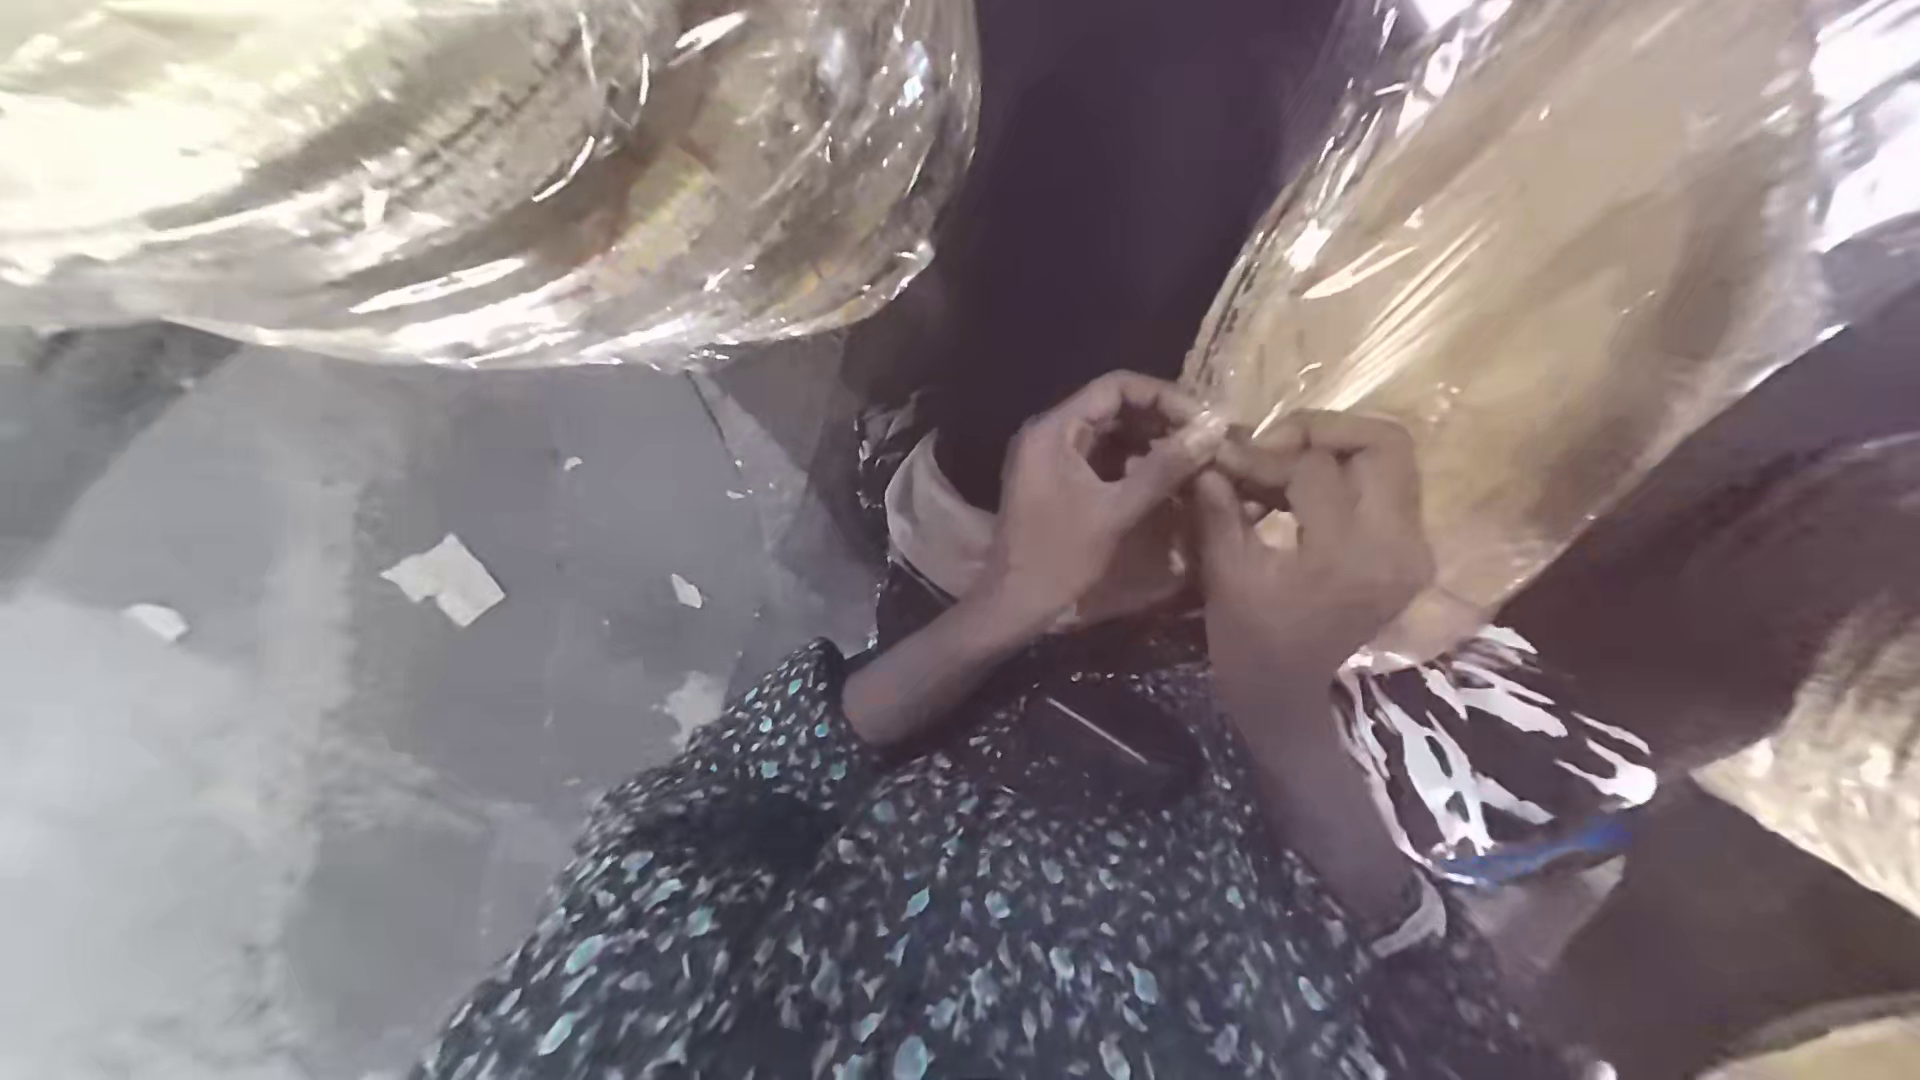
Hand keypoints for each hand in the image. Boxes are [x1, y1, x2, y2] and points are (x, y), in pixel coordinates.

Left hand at [975, 372, 1221, 633]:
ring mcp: (1049, 458)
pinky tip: (1163, 478)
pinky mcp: (1055, 480)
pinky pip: (1099, 459)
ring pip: (1108, 434)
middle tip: (1204, 439)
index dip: (1164, 397)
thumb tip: (1212, 429)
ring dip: (1148, 443)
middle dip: (1159, 421)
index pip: (1116, 387)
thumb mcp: (1116, 511)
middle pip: (1112, 408)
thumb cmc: (1059, 556)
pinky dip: (1130, 464)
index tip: (1202, 420)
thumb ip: (1164, 468)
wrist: (1013, 601)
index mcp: (1053, 430)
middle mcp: (1048, 434)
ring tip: (1191, 458)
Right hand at [1191, 410, 1434, 682]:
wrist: (1287, 692)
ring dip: (1333, 449)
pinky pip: (1387, 487)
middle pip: (1383, 444)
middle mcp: (1398, 545)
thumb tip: (1213, 458)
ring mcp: (1413, 549)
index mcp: (1347, 556)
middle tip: (1269, 444)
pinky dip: (1343, 474)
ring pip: (1391, 459)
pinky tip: (1298, 489)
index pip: (1315, 469)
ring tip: (1280, 463)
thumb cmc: (1248, 640)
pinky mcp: (1410, 552)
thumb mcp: (1225, 573)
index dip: (1262, 455)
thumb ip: (1220, 508)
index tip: (1224, 457)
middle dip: (1319, 430)